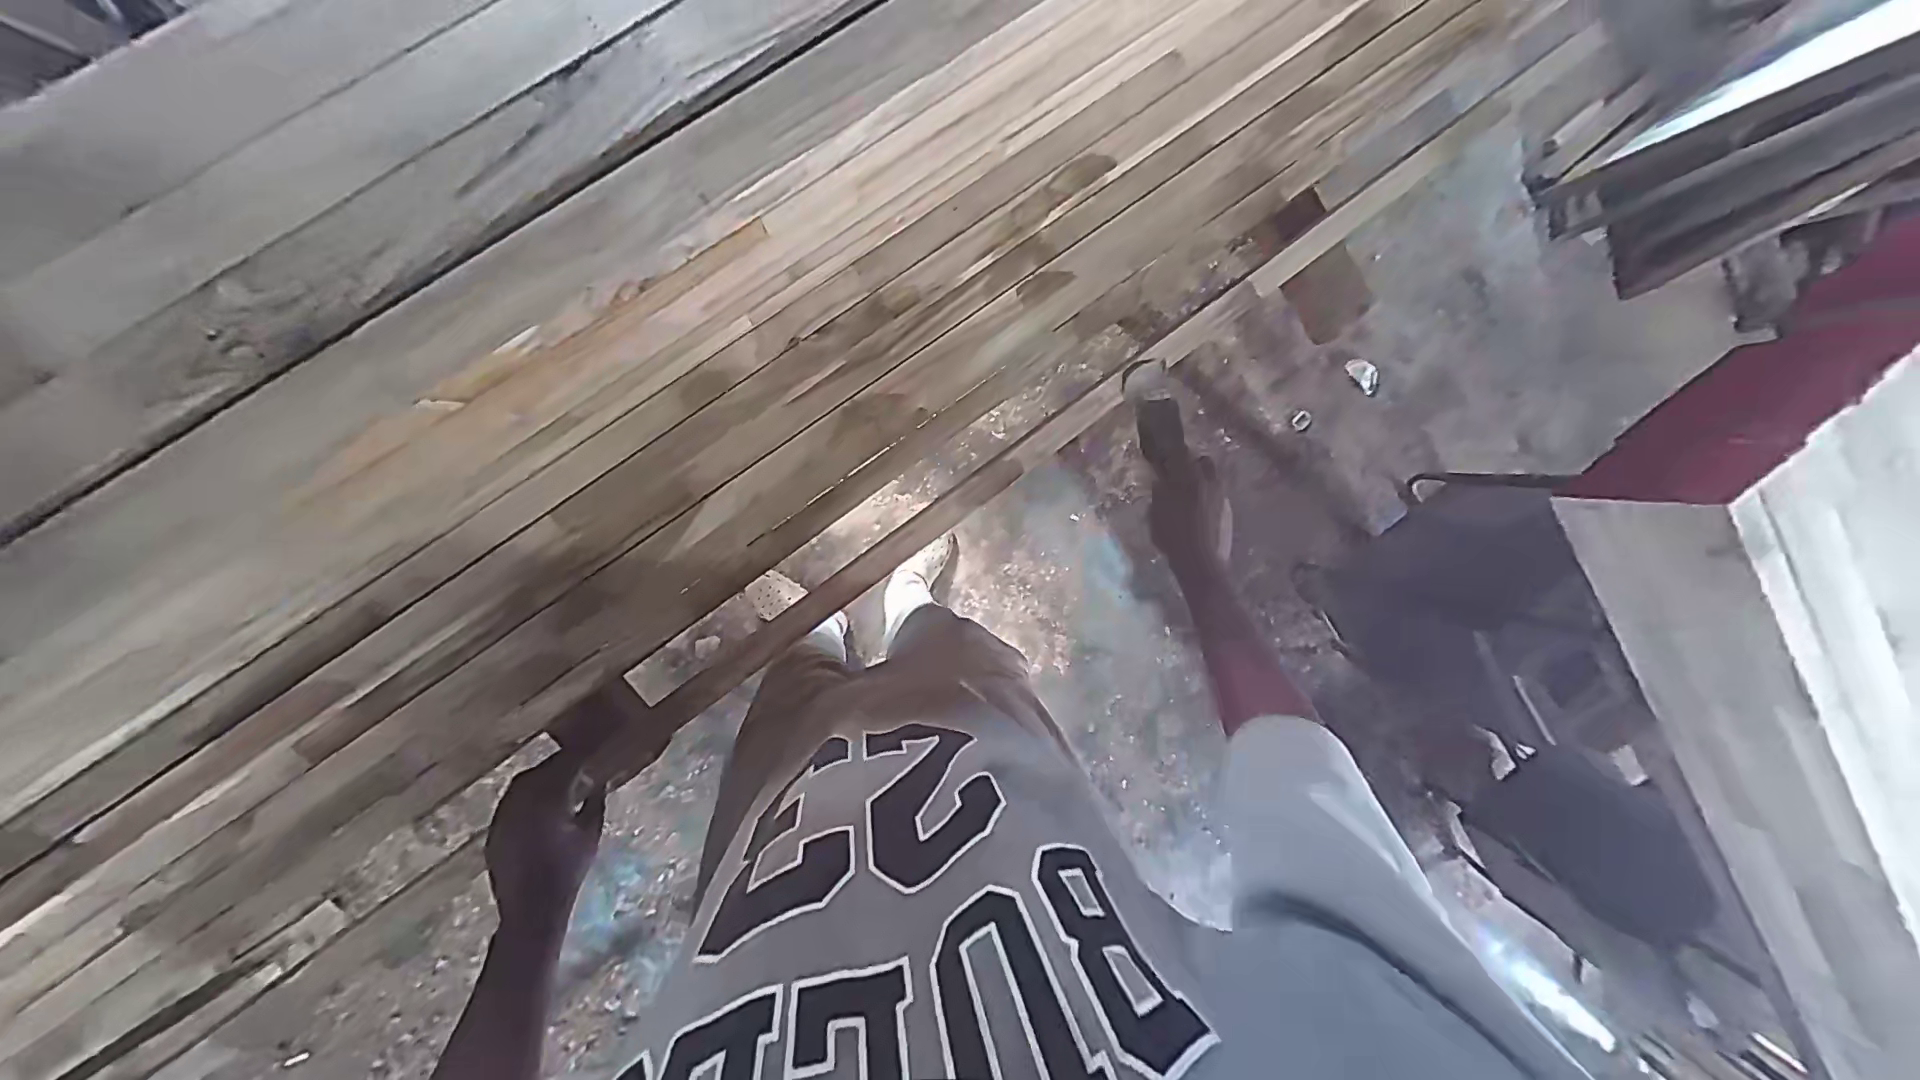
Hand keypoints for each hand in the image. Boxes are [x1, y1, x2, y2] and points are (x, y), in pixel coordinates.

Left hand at [486, 750, 605, 933]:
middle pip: (541, 771)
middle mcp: (521, 801)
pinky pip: (511, 803)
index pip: (565, 764)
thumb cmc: (569, 869)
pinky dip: (527, 797)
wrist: (532, 908)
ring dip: (541, 779)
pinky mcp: (494, 831)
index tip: (592, 749)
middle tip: (579, 766)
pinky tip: (541, 807)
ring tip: (561, 784)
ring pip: (522, 784)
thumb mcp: (591, 831)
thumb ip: (594, 801)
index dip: (580, 755)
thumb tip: (599, 781)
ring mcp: (503, 817)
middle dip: (560, 765)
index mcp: (548, 798)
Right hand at [1148, 453, 1230, 580]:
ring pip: (1212, 478)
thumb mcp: (1156, 514)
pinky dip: (1207, 496)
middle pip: (1203, 462)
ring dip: (1200, 481)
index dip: (1172, 454)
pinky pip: (1216, 494)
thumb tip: (1160, 481)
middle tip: (1178, 475)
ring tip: (1188, 495)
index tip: (1164, 459)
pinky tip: (1197, 511)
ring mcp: (1222, 495)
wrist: (1201, 561)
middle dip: (1191, 464)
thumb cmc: (1173, 536)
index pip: (1182, 453)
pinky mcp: (1228, 510)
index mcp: (1190, 478)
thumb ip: (1159, 493)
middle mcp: (1210, 481)